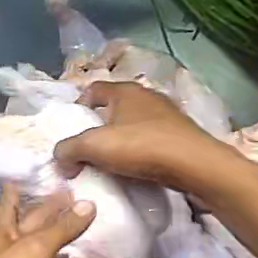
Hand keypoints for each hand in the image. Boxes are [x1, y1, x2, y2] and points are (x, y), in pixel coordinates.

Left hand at [0, 185, 94, 257]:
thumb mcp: (36, 249)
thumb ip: (61, 226)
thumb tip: (88, 202)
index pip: (11, 194)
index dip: (26, 180)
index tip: (47, 167)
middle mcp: (0, 241)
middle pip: (26, 217)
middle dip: (47, 205)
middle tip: (73, 190)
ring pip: (33, 240)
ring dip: (52, 231)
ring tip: (77, 217)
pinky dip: (52, 257)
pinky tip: (67, 256)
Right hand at [53, 81, 235, 184]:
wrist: (197, 167)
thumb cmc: (141, 147)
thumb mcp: (93, 147)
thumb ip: (68, 149)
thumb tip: (60, 158)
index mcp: (125, 91)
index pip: (93, 89)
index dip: (77, 106)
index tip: (71, 129)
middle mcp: (147, 96)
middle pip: (113, 107)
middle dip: (97, 126)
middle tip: (86, 148)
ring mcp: (167, 115)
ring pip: (132, 124)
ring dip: (119, 140)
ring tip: (108, 161)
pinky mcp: (180, 135)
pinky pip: (149, 139)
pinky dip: (138, 150)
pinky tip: (133, 168)